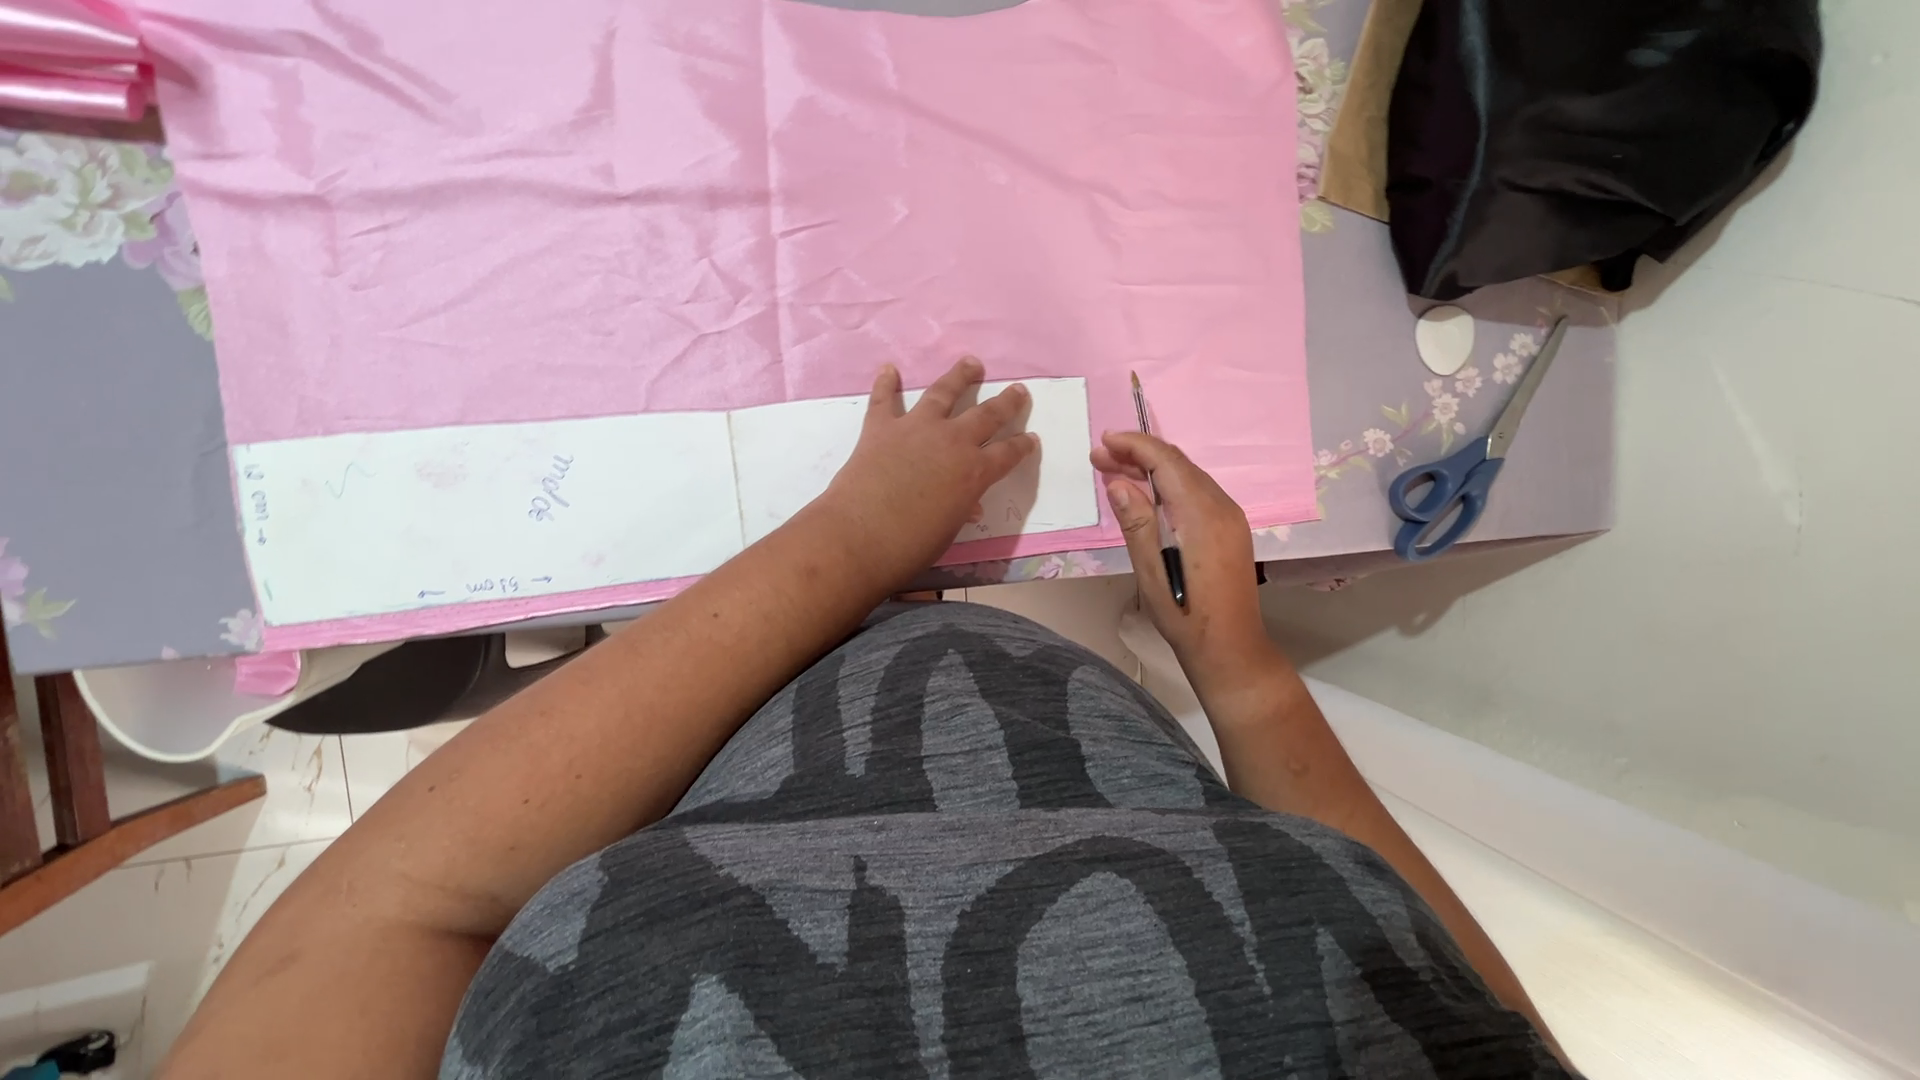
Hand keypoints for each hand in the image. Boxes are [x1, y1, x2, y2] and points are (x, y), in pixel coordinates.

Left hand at [818, 357, 1037, 591]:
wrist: (858, 537)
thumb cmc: (909, 546)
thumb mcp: (946, 531)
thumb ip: (959, 510)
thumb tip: (968, 504)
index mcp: (974, 473)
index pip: (1008, 454)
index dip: (1022, 446)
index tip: (1031, 438)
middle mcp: (952, 442)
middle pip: (987, 415)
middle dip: (1006, 403)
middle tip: (1019, 390)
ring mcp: (915, 429)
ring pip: (943, 393)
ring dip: (959, 376)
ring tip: (971, 363)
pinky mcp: (880, 427)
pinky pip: (884, 399)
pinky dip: (886, 383)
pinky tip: (889, 369)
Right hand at [1092, 431, 1281, 688]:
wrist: (1231, 649)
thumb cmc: (1185, 617)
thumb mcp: (1151, 573)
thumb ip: (1137, 524)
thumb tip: (1119, 482)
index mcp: (1202, 515)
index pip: (1167, 462)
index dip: (1135, 445)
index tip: (1104, 441)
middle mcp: (1222, 508)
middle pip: (1179, 464)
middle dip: (1139, 454)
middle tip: (1100, 457)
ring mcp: (1230, 518)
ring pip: (1188, 477)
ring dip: (1153, 469)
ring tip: (1115, 471)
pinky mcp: (1230, 530)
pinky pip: (1197, 493)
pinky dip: (1169, 485)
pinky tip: (1147, 494)